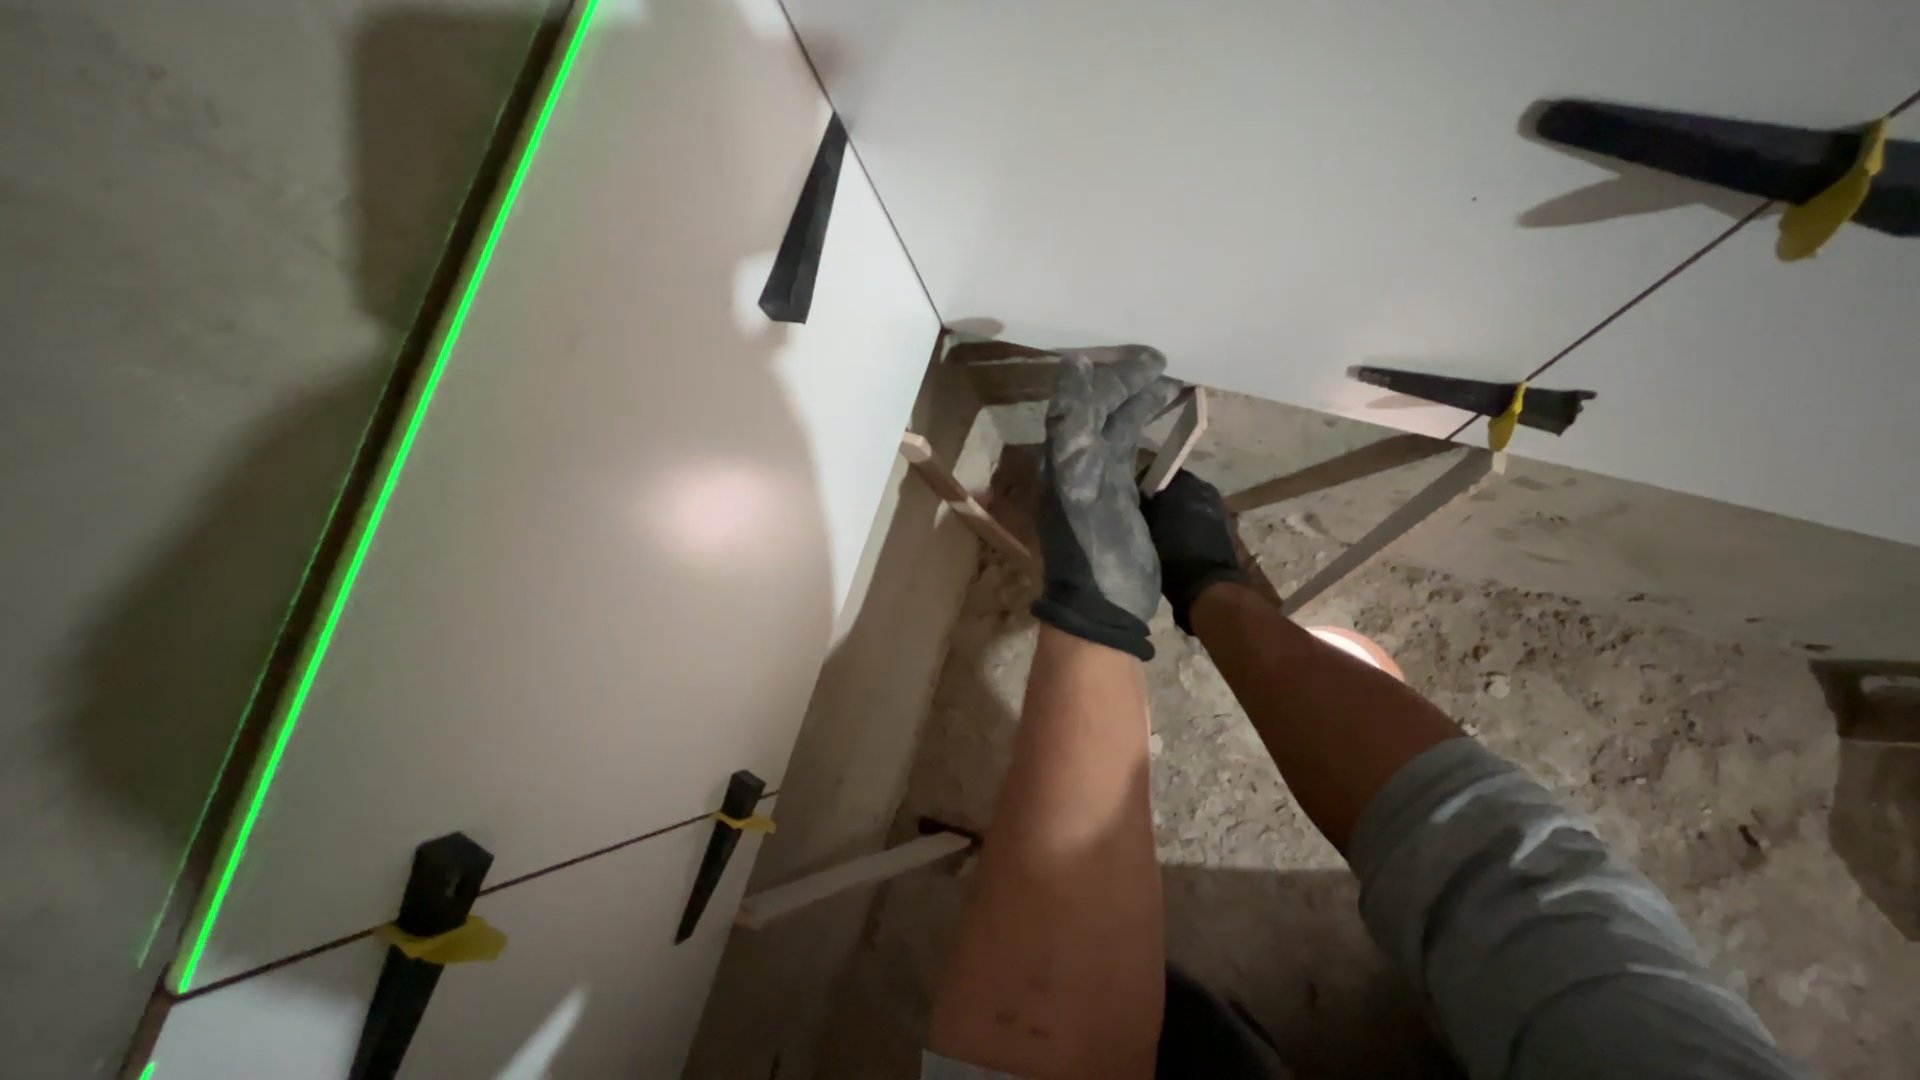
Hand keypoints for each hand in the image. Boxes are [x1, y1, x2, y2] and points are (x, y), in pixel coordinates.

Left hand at [1030, 345, 1181, 659]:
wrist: (1103, 609)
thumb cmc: (1090, 550)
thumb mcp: (1077, 488)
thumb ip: (1072, 430)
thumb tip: (1075, 368)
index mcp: (1061, 458)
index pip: (1083, 401)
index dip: (1112, 375)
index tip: (1148, 358)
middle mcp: (1076, 463)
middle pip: (1101, 410)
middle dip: (1131, 383)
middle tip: (1168, 364)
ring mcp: (1099, 481)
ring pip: (1119, 427)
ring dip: (1142, 403)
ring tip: (1175, 384)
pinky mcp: (1120, 499)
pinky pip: (1132, 452)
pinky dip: (1149, 432)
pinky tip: (1168, 423)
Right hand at [1142, 469, 1249, 633]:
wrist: (1208, 585)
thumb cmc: (1173, 555)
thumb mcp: (1148, 528)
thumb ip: (1144, 505)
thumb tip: (1140, 493)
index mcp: (1183, 482)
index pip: (1159, 473)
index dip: (1146, 485)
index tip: (1136, 499)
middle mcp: (1204, 487)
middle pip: (1178, 486)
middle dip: (1165, 496)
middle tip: (1149, 514)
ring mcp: (1219, 505)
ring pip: (1191, 501)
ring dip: (1180, 510)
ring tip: (1166, 528)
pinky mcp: (1227, 524)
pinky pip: (1203, 516)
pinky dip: (1193, 522)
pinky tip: (1182, 538)